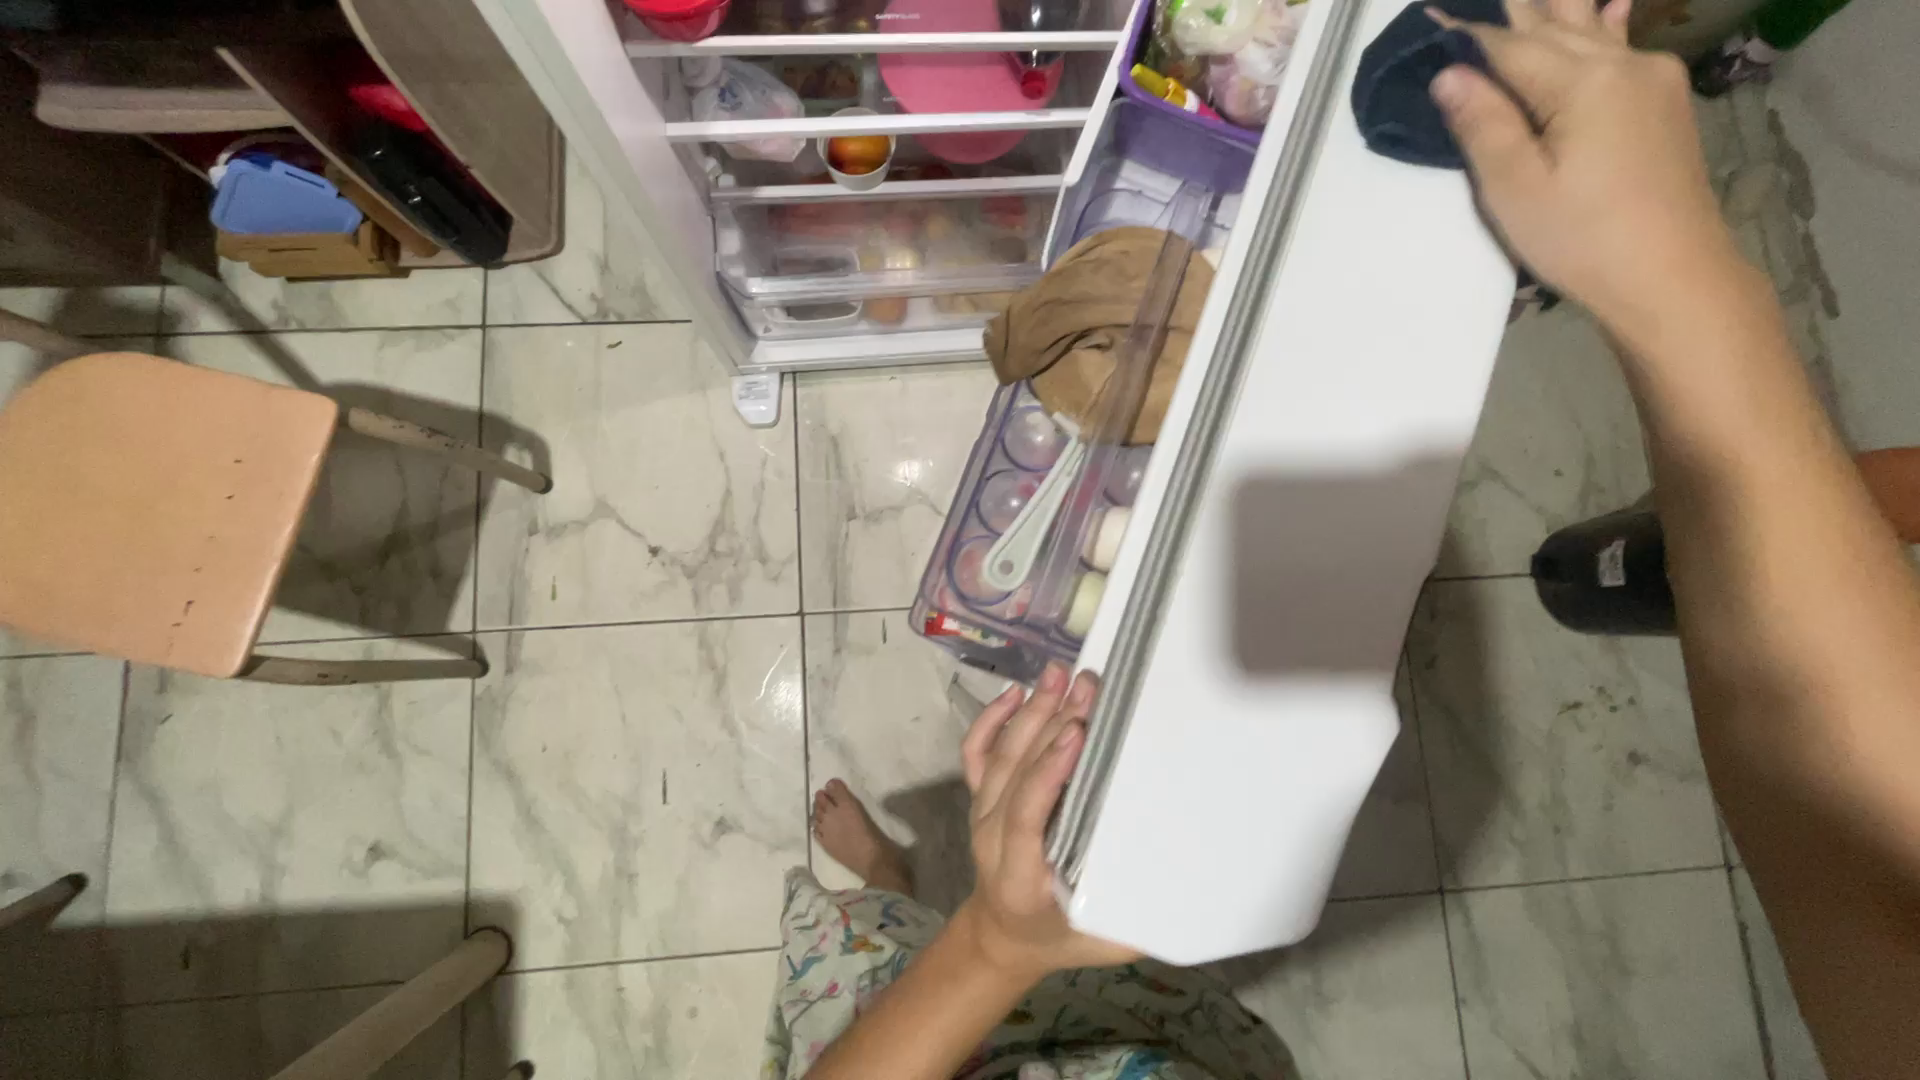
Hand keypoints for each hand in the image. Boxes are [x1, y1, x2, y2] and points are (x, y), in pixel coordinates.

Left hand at [955, 663, 1140, 976]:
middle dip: (1050, 723)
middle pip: (1014, 771)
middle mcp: (992, 838)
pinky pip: (977, 753)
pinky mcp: (980, 798)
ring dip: (1030, 711)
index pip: (1027, 813)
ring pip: (1000, 755)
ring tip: (1059, 674)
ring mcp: (981, 814)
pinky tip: (1017, 692)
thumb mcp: (1102, 936)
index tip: (1076, 732)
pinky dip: (991, 719)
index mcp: (1020, 875)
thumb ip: (1136, 913)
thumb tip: (1187, 876)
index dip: (1048, 771)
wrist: (1002, 935)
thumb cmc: (1061, 935)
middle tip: (1086, 686)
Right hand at [1428, 0, 1748, 333]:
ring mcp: (1652, 80)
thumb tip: (1449, 74)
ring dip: (1550, 12)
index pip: (1510, 46)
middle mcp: (1626, 64)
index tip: (1428, 16)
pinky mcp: (1662, 103)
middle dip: (1508, 14)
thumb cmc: (1580, 238)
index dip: (1465, 34)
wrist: (1669, 273)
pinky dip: (1601, 24)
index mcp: (1585, 83)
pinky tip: (1607, 5)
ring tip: (1521, 0)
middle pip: (1553, 27)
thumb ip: (1483, 124)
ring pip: (1589, 31)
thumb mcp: (1515, 189)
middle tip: (1463, 8)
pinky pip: (1620, 48)